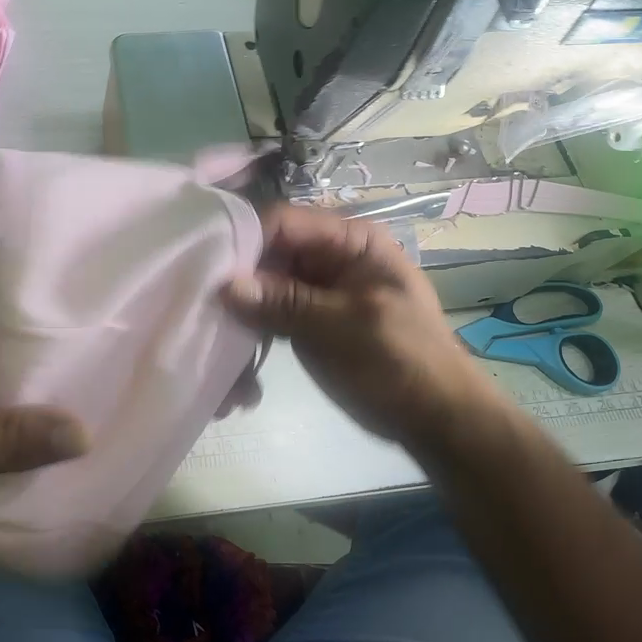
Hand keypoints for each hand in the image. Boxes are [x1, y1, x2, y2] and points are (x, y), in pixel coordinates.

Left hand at [0, 267, 88, 551]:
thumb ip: (12, 438)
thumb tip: (86, 431)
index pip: (6, 273)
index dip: (53, 278)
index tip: (105, 287)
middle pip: (8, 304)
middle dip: (53, 319)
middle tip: (114, 331)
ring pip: (0, 338)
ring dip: (37, 354)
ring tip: (99, 360)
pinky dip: (17, 379)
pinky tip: (56, 396)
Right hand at [224, 204, 500, 446]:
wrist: (437, 420)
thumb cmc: (403, 362)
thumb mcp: (346, 328)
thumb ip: (287, 303)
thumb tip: (227, 286)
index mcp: (350, 240)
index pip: (284, 222)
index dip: (246, 240)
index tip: (210, 272)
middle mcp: (328, 255)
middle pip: (266, 251)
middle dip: (237, 282)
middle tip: (204, 314)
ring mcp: (315, 289)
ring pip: (260, 285)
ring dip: (239, 314)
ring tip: (218, 347)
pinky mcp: (304, 319)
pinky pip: (267, 314)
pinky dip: (250, 335)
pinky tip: (236, 369)